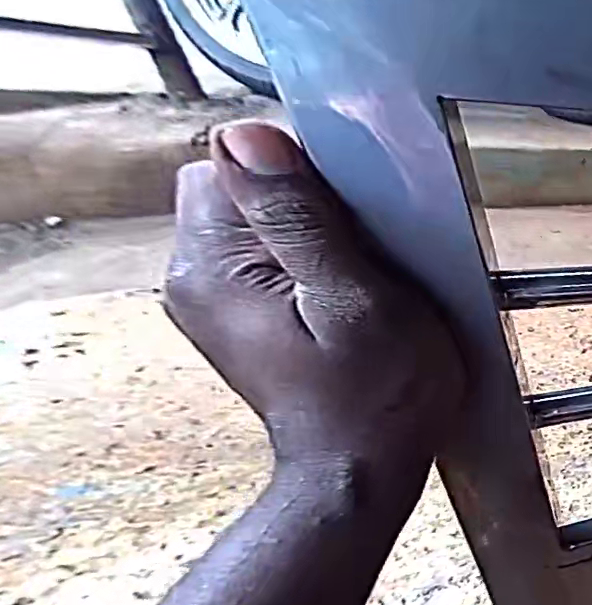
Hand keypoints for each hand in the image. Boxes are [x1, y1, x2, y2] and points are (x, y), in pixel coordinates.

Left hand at [164, 122, 463, 484]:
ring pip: (266, 232)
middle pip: (246, 198)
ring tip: (377, 288)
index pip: (232, 169)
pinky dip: (322, 269)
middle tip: (380, 262)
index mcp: (212, 267)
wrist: (368, 465)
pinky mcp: (248, 321)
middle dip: (318, 212)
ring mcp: (219, 302)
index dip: (305, 176)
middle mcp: (196, 278)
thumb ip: (305, 226)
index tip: (367, 219)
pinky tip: (361, 303)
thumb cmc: (381, 393)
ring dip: (325, 242)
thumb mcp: (360, 304)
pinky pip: (277, 266)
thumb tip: (251, 139)